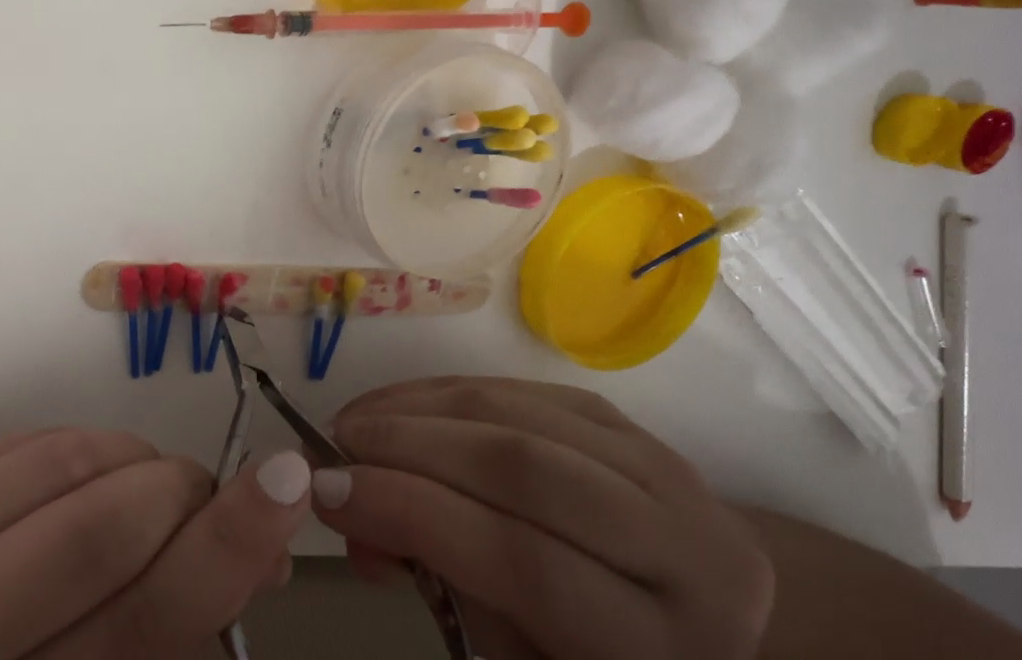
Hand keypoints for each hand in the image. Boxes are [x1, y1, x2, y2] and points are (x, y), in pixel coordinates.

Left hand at [0, 428, 312, 659]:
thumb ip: (157, 625)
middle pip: (100, 533)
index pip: (142, 621)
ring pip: (60, 467)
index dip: (225, 545)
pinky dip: (81, 446)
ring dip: (135, 460)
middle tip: (209, 495)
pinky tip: (93, 470)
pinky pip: (18, 442)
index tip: (283, 484)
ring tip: (152, 481)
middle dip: (182, 497)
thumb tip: (251, 549)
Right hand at [309, 378, 773, 659]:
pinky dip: (444, 391)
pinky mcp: (631, 422)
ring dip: (416, 408)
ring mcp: (665, 472)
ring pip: (520, 412)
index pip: (524, 562)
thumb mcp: (518, 655)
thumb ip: (437, 579)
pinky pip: (521, 389)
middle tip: (335, 447)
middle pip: (524, 469)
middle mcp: (685, 551)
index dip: (414, 514)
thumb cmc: (589, 653)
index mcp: (656, 643)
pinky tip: (397, 406)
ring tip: (354, 423)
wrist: (692, 607)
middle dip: (407, 447)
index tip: (329, 492)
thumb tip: (349, 507)